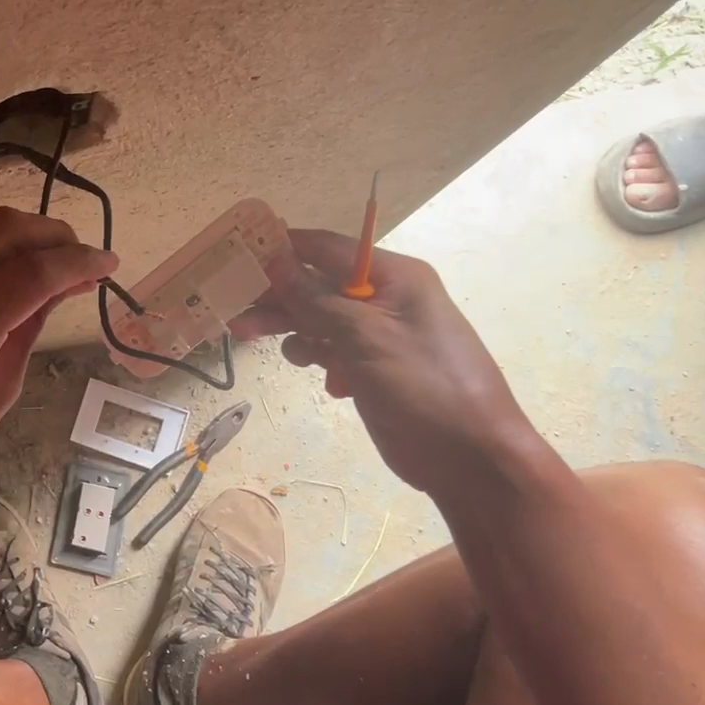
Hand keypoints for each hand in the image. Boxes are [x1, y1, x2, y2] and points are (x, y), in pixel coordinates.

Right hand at [230, 229, 534, 497]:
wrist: (469, 456)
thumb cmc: (423, 384)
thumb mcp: (365, 336)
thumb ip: (316, 298)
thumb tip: (276, 261)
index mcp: (394, 277)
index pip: (326, 248)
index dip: (283, 249)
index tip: (238, 256)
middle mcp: (385, 298)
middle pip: (316, 285)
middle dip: (277, 298)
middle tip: (235, 314)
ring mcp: (378, 334)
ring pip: (318, 319)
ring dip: (292, 331)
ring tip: (260, 345)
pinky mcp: (371, 366)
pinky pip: (331, 349)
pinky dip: (318, 359)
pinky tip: (326, 380)